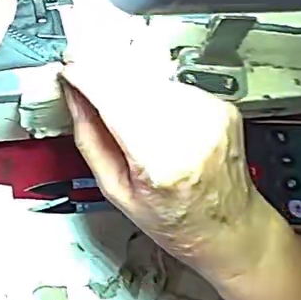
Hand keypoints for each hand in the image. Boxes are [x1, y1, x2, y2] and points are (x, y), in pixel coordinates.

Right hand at [61, 60, 295, 282]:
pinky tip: (154, 117)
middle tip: (86, 79)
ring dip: (129, 84)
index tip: (71, 72)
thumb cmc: (176, 219)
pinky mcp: (220, 107)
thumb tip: (74, 96)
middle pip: (134, 82)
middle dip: (104, 76)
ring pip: (152, 79)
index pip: (115, 101)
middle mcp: (191, 136)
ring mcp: (210, 118)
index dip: (87, 79)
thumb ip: (90, 138)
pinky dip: (155, 92)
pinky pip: (172, 86)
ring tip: (125, 112)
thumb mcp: (116, 190)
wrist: (229, 227)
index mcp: (161, 165)